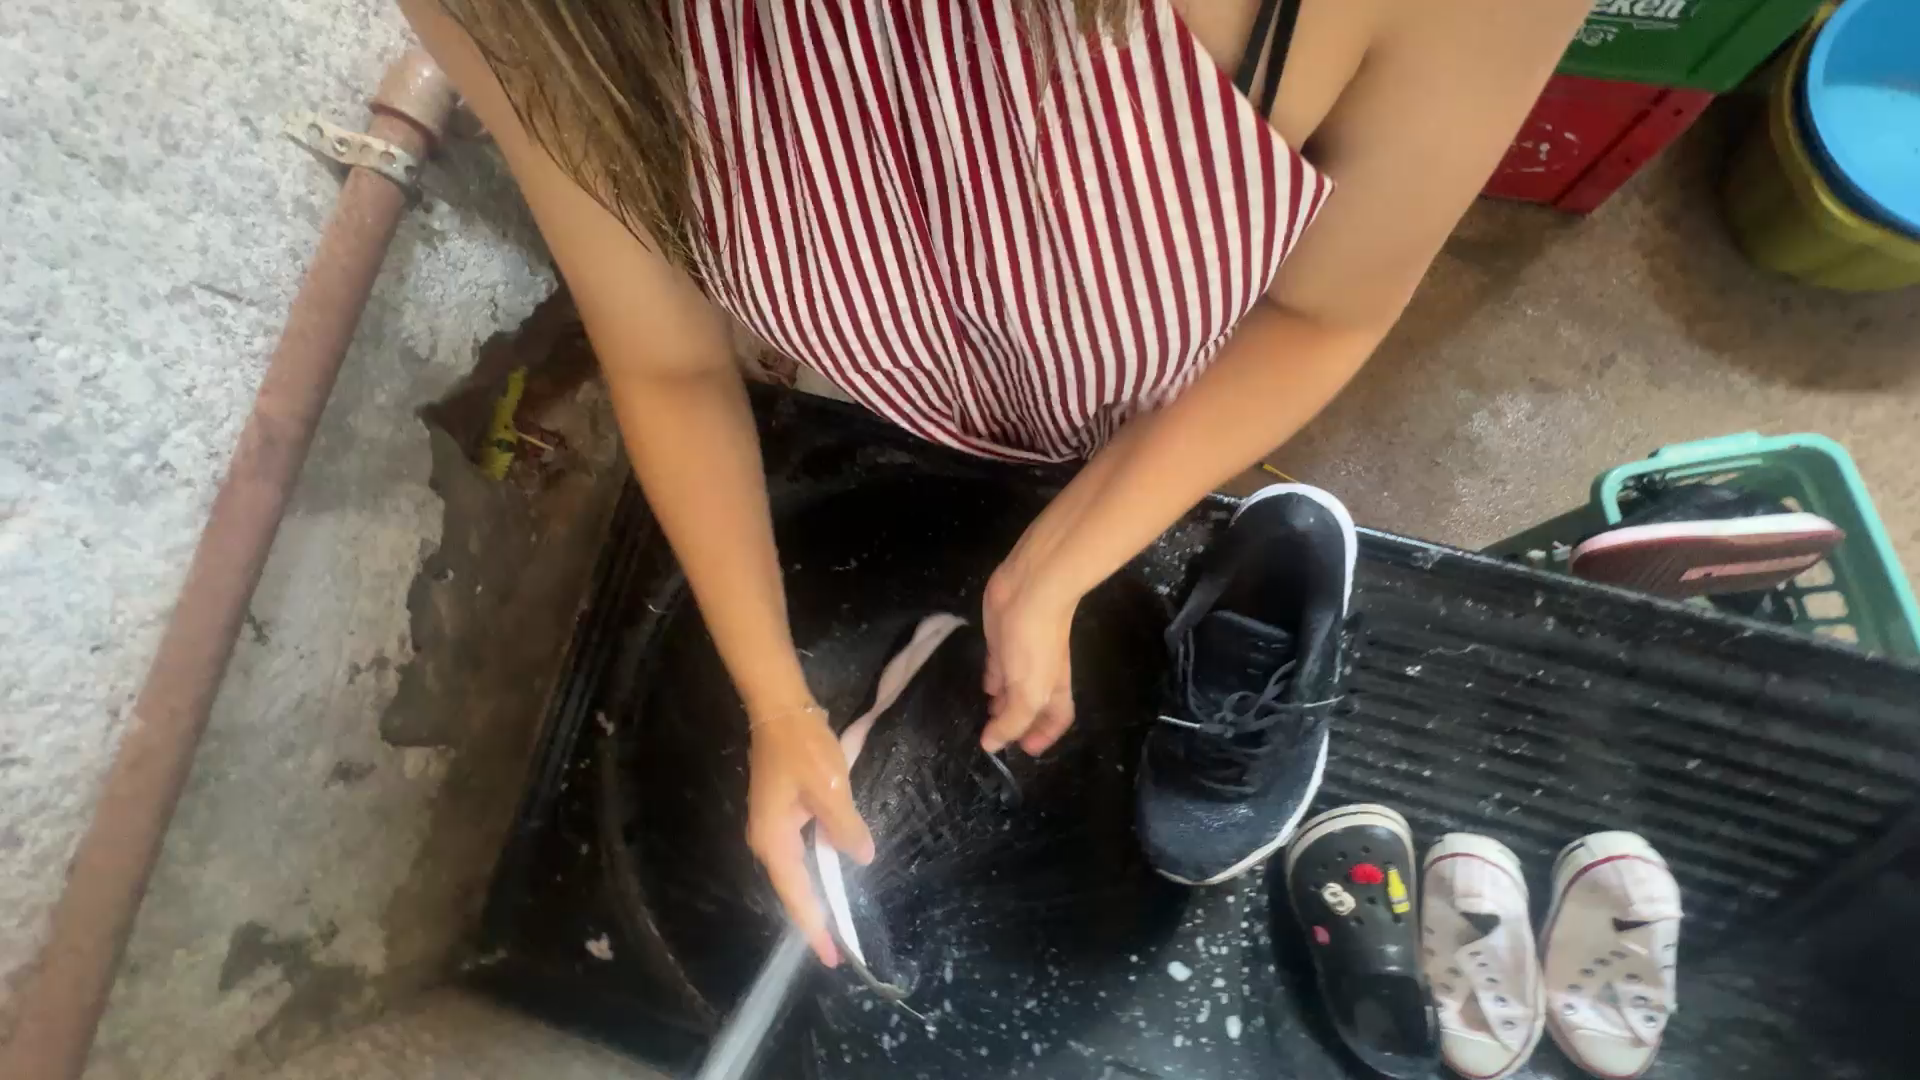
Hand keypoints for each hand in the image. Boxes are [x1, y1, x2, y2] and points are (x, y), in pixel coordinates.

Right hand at [746, 703, 875, 965]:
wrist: (781, 709)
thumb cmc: (804, 748)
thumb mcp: (829, 788)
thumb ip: (844, 827)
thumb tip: (861, 857)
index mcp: (773, 839)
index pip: (796, 894)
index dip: (814, 925)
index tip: (831, 956)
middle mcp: (767, 839)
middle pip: (792, 887)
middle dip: (814, 917)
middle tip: (836, 949)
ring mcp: (773, 823)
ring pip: (796, 869)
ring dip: (815, 894)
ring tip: (834, 921)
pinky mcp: (782, 810)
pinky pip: (800, 849)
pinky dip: (815, 866)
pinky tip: (831, 871)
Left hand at [980, 559, 1081, 755]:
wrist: (1029, 590)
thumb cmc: (1034, 643)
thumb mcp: (1027, 692)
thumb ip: (1011, 721)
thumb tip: (992, 745)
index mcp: (1052, 690)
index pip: (1056, 719)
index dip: (1045, 736)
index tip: (1025, 750)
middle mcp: (1038, 676)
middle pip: (1031, 706)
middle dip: (1016, 723)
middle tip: (994, 738)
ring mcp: (1019, 657)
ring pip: (1011, 688)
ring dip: (1000, 704)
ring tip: (982, 719)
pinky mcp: (1000, 640)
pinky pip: (996, 667)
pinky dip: (990, 680)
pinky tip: (980, 687)